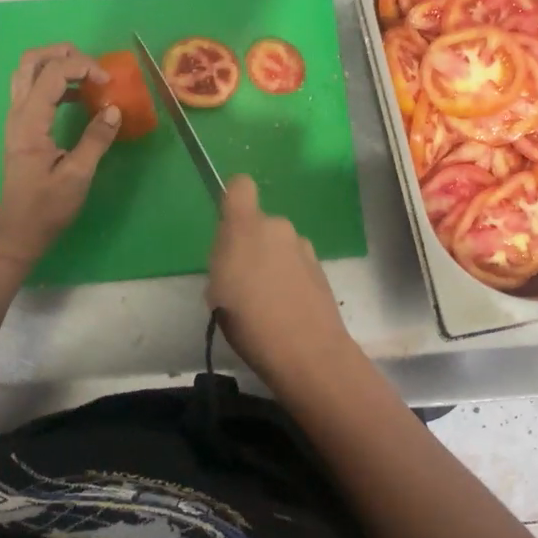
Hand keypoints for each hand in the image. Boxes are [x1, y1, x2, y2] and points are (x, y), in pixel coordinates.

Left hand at [0, 44, 120, 255]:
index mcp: (30, 122)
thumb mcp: (77, 176)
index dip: (83, 67)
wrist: (19, 230)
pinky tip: (79, 98)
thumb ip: (96, 139)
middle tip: (93, 65)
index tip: (109, 83)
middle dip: (63, 53)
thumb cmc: (48, 207)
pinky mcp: (22, 128)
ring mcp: (16, 119)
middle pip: (31, 61)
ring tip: (88, 76)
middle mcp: (18, 113)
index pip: (52, 73)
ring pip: (28, 72)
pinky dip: (55, 82)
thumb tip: (113, 109)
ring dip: (57, 64)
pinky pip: (33, 90)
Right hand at [208, 175, 354, 375]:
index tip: (227, 229)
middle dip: (250, 244)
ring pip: (279, 245)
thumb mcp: (216, 292)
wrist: (307, 351)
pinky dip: (289, 278)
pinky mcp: (321, 269)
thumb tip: (234, 255)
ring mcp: (304, 247)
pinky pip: (296, 263)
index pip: (240, 186)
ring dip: (271, 262)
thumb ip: (224, 260)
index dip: (232, 200)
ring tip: (266, 302)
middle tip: (242, 282)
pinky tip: (286, 309)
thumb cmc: (249, 321)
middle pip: (259, 223)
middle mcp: (278, 228)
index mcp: (245, 227)